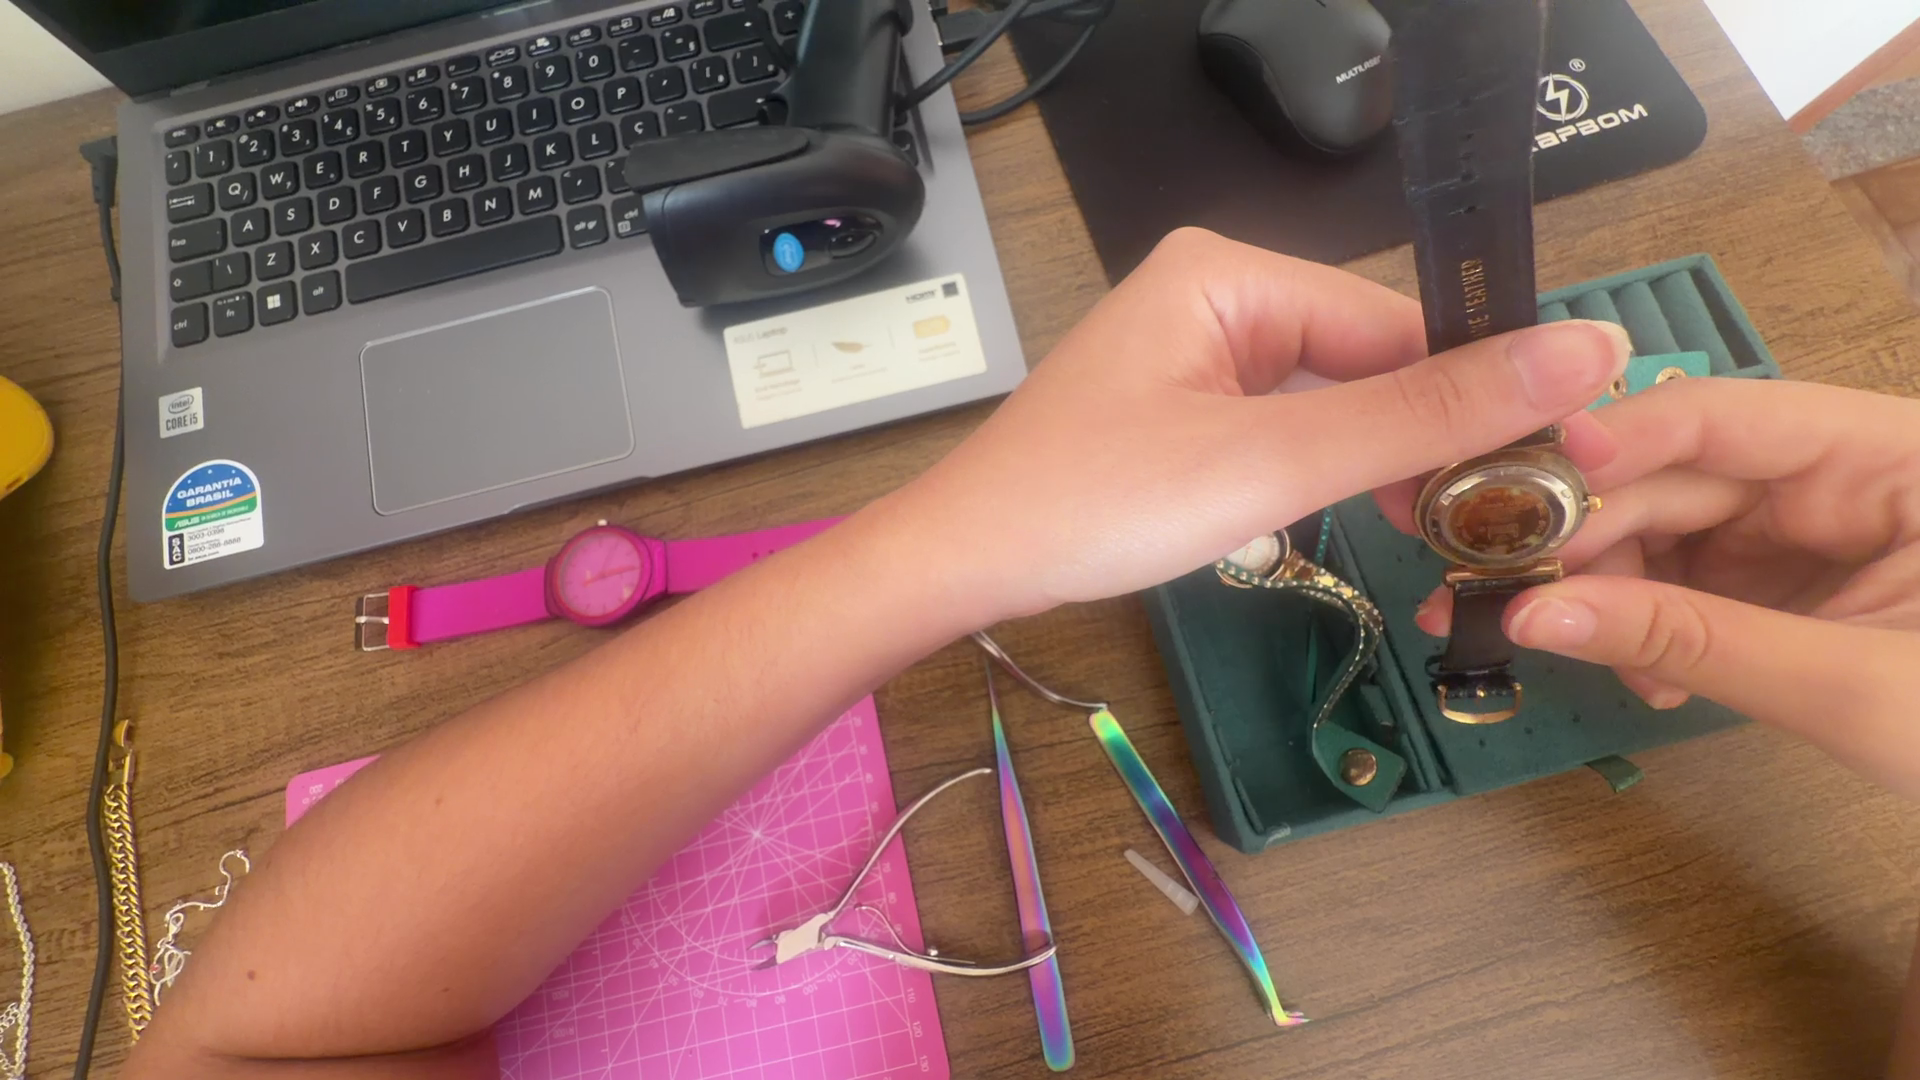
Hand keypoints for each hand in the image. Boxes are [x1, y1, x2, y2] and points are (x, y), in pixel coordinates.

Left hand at [876, 228, 1628, 623]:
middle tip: (1470, 520)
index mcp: (1226, 273)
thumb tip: (1585, 349)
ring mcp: (1179, 356)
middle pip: (1352, 358)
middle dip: (1406, 438)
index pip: (1391, 320)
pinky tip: (1320, 513)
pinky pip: (1260, 427)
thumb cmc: (1098, 502)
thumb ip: (1415, 413)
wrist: (970, 558)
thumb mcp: (1265, 460)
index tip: (1536, 472)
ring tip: (1410, 526)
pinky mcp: (1164, 409)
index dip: (1467, 396)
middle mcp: (1203, 297)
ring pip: (1309, 401)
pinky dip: (1297, 471)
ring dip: (1356, 461)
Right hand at [1409, 377, 1919, 797]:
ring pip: (1654, 537)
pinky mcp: (1777, 581)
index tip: (1513, 488)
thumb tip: (1523, 619)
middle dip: (1584, 546)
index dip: (1614, 442)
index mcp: (1900, 459)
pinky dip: (1639, 627)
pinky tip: (1647, 678)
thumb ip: (1687, 641)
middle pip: (1667, 485)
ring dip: (1603, 597)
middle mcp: (1839, 479)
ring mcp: (1803, 532)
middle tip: (1502, 596)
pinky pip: (1673, 583)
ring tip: (1588, 659)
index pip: (1729, 417)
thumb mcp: (1862, 689)